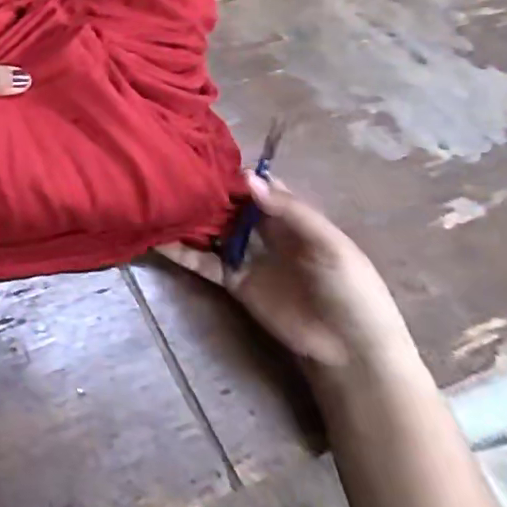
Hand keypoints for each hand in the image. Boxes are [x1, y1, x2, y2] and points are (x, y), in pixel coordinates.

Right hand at [158, 173, 413, 370]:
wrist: (350, 350)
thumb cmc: (350, 289)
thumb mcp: (329, 244)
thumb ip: (290, 210)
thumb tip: (247, 178)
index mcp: (292, 217)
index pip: (260, 185)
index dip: (237, 172)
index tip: (206, 156)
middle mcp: (264, 231)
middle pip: (230, 204)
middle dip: (206, 189)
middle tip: (173, 171)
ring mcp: (246, 256)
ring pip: (212, 229)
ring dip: (189, 216)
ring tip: (157, 197)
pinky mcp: (232, 282)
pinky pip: (202, 262)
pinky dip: (180, 252)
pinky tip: (156, 239)